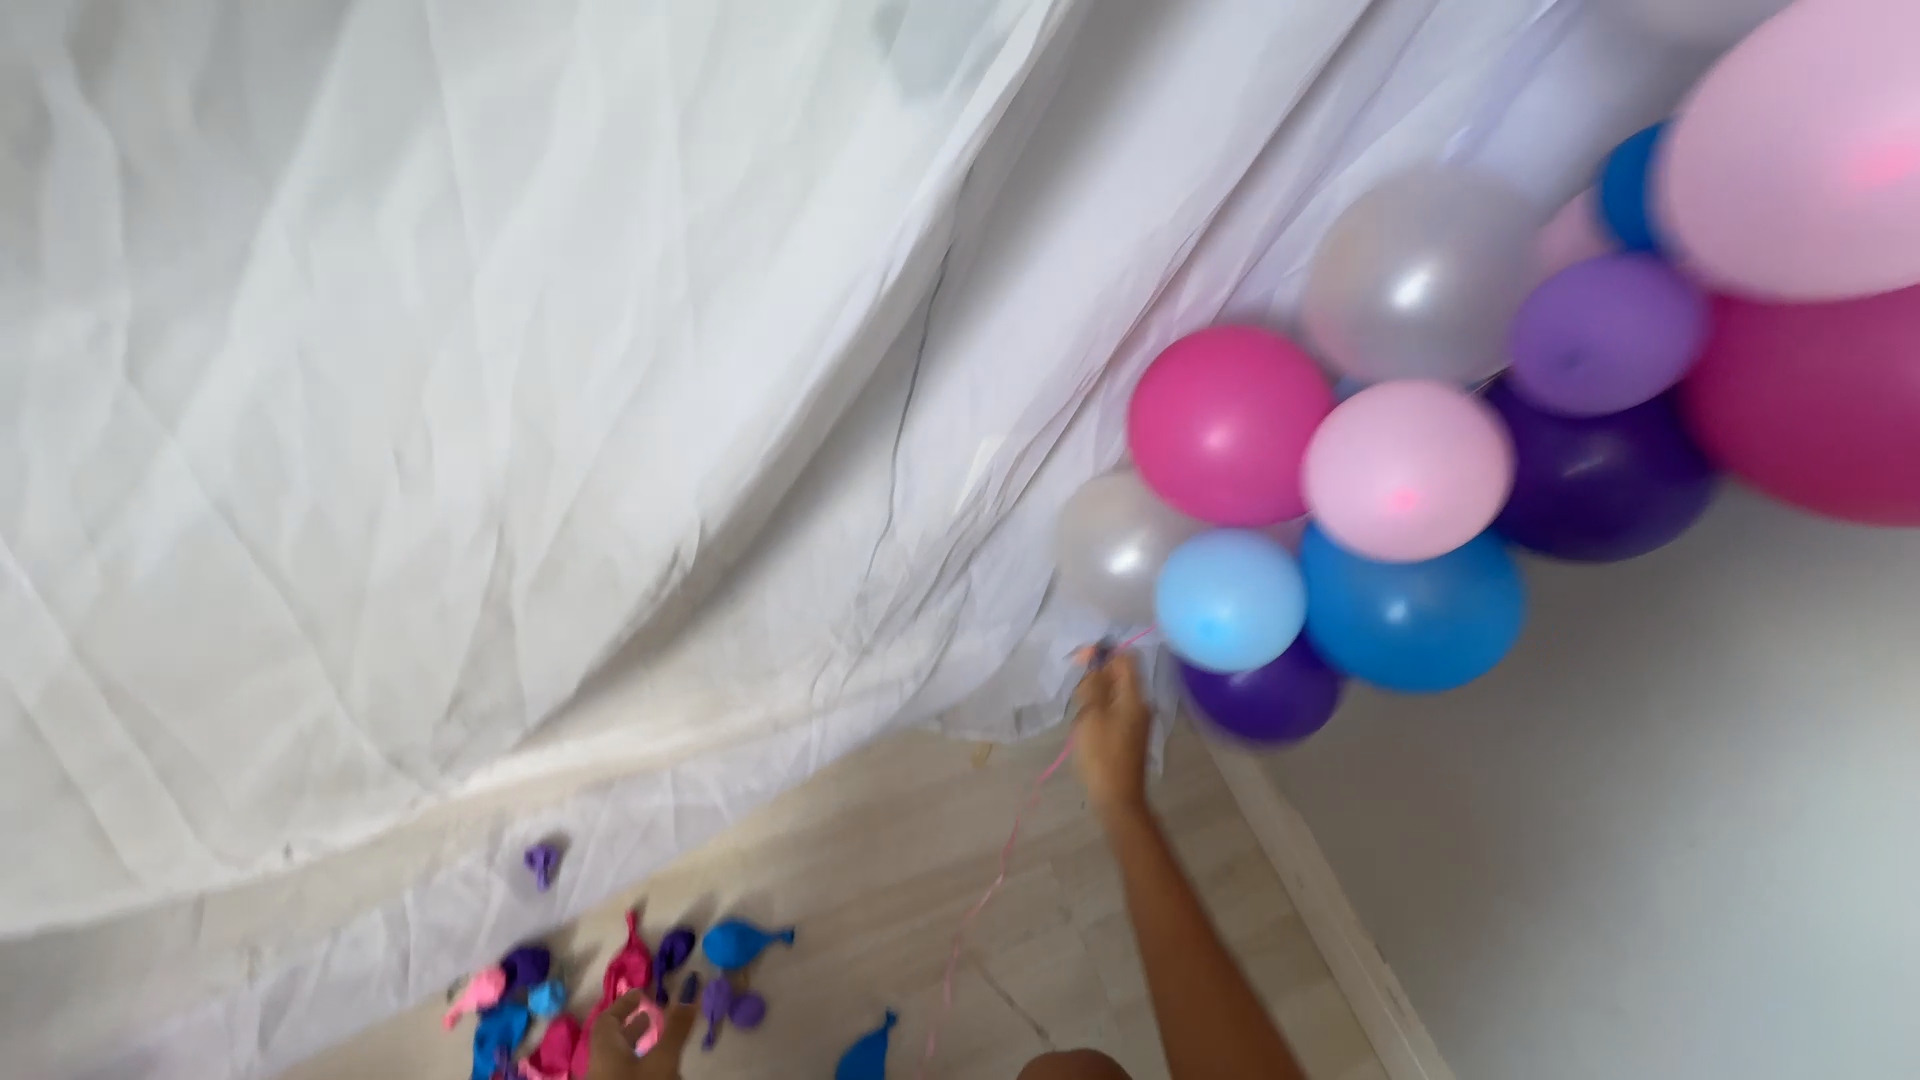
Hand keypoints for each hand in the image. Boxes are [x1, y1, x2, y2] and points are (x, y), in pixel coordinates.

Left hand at [584, 982, 698, 1079]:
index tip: (644, 994)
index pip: (606, 1021)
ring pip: (620, 1064)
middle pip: (613, 1043)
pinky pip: (625, 1079)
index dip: (623, 1004)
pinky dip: (642, 1071)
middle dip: (635, 1028)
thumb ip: (676, 1029)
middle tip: (655, 1017)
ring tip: (665, 1045)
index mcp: (604, 1052)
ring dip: (641, 1051)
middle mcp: (599, 1070)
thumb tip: (690, 992)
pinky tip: (663, 1074)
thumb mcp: (662, 1060)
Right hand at [1071, 650, 1151, 818]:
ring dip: (1093, 698)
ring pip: (1112, 693)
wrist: (1117, 797)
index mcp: (1135, 696)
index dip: (1103, 654)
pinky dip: (1097, 712)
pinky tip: (1087, 729)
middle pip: (1118, 675)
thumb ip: (1096, 682)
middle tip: (1079, 700)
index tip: (1079, 663)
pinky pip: (1112, 709)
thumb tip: (1098, 655)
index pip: (1125, 657)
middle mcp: (1140, 703)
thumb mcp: (1093, 714)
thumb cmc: (1101, 755)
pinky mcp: (1129, 732)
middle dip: (1094, 680)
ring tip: (1081, 719)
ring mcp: (1136, 719)